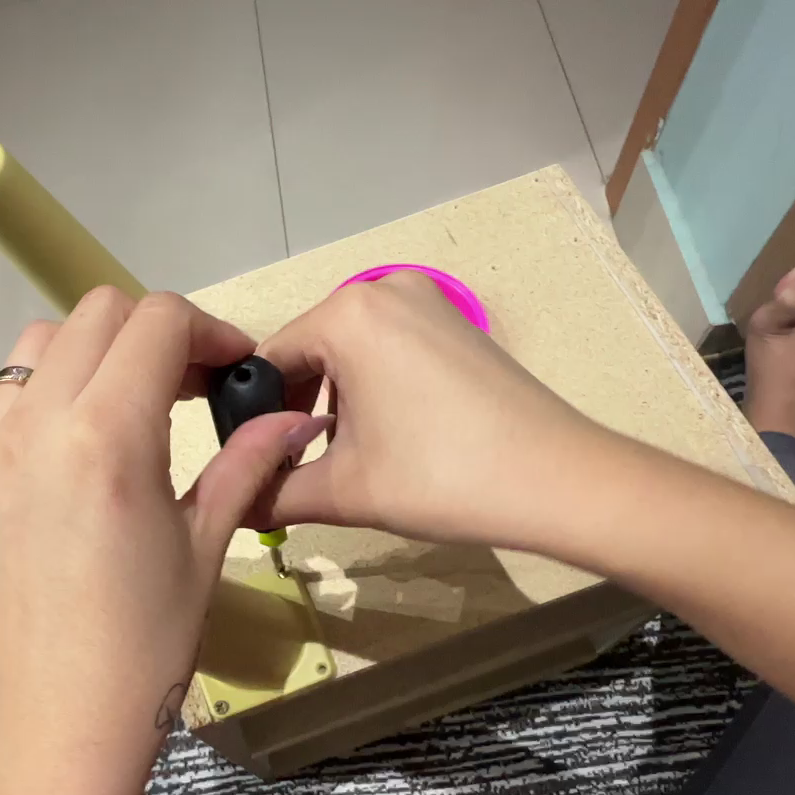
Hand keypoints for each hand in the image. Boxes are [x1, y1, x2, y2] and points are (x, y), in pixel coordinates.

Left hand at [0, 288, 323, 794]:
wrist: (67, 715)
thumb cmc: (153, 639)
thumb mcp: (207, 544)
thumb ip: (248, 463)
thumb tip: (298, 419)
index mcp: (106, 438)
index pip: (156, 322)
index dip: (209, 330)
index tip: (235, 369)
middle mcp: (35, 426)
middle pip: (96, 315)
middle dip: (155, 333)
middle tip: (190, 386)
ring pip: (40, 346)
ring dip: (95, 353)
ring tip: (130, 407)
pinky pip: (4, 400)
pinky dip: (49, 394)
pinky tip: (78, 448)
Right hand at [255, 271, 603, 551]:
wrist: (557, 482)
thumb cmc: (438, 478)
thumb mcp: (342, 492)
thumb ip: (273, 495)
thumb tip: (236, 506)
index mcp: (347, 314)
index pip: (269, 360)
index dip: (252, 415)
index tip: (253, 461)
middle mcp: (384, 288)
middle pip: (311, 352)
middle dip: (296, 410)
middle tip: (295, 467)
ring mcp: (428, 301)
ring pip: (351, 352)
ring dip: (335, 402)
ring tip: (343, 458)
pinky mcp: (457, 324)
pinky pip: (390, 349)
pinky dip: (373, 389)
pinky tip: (389, 436)